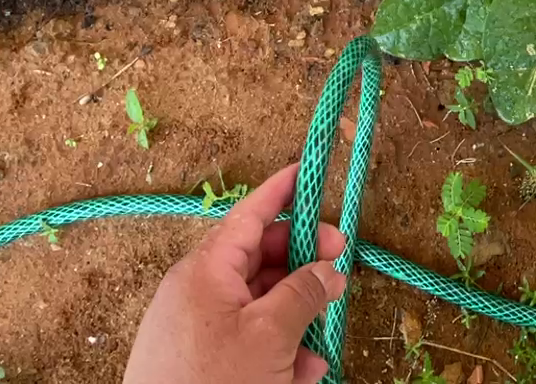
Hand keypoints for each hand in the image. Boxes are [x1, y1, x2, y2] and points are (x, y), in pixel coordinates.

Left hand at [124, 163, 347, 383]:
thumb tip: (329, 270)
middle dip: (304, 262)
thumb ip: (305, 291)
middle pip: (260, 256)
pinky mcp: (196, 363)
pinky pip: (246, 336)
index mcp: (206, 269)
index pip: (250, 213)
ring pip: (258, 300)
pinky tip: (305, 370)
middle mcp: (197, 291)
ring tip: (324, 337)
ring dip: (297, 312)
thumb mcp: (271, 334)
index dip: (283, 190)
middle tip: (341, 267)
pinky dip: (278, 344)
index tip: (309, 171)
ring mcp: (195, 329)